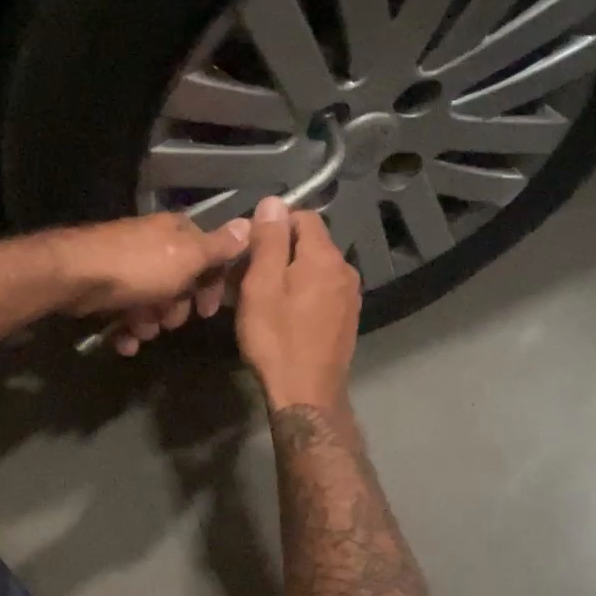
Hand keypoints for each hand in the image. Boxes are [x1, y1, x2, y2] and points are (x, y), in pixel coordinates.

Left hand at [57, 213, 252, 354]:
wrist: (75, 275)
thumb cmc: (139, 267)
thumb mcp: (188, 257)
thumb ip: (219, 246)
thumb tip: (250, 222)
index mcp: (176, 232)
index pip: (209, 255)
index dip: (213, 284)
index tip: (211, 311)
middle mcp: (153, 244)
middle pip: (179, 281)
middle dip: (177, 308)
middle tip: (171, 322)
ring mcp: (127, 264)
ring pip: (151, 300)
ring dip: (150, 322)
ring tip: (142, 331)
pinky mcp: (106, 285)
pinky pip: (125, 310)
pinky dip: (127, 329)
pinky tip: (124, 343)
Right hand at [236, 196, 360, 408]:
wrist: (306, 394)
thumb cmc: (276, 337)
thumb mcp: (262, 285)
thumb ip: (269, 240)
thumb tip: (274, 202)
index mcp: (324, 256)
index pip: (303, 217)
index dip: (272, 226)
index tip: (248, 249)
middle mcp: (345, 270)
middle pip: (309, 244)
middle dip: (277, 252)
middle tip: (246, 278)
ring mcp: (350, 297)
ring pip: (314, 270)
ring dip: (288, 275)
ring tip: (261, 299)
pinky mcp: (347, 320)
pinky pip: (321, 292)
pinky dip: (301, 295)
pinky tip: (283, 317)